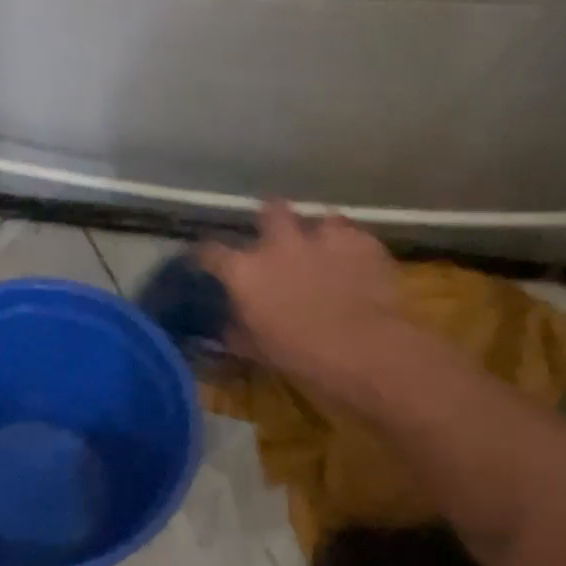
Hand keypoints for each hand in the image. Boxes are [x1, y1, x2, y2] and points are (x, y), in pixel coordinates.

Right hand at [202, 200, 403, 389]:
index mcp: (245, 271)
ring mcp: (324, 237)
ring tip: (318, 245)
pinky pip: (351, 233)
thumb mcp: (253, 348)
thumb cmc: (297, 354)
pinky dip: (347, 244)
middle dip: (269, 218)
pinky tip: (350, 259)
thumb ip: (236, 328)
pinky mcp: (362, 242)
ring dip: (314, 230)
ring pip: (317, 217)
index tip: (203, 259)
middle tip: (273, 234)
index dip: (204, 254)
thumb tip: (229, 322)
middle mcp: (280, 244)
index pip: (211, 251)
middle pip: (270, 211)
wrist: (363, 348)